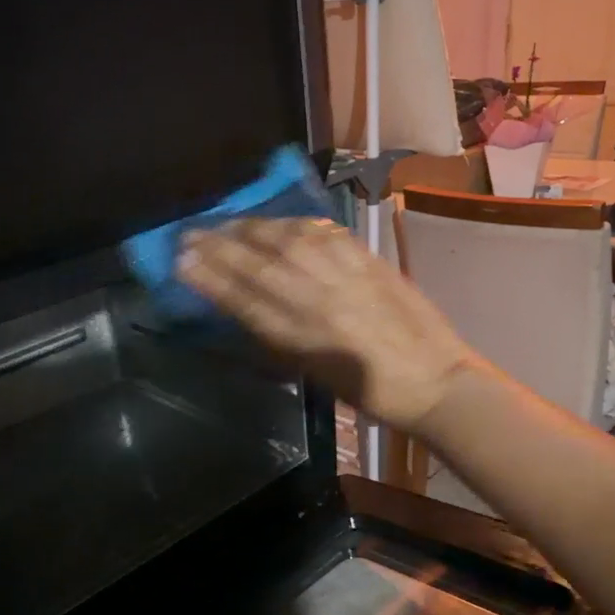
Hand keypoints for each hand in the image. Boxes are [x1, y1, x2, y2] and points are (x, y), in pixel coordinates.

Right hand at [179, 217, 476, 429]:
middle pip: (260, 264)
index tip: (180, 263)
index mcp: (303, 340)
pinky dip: (295, 225)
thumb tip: (244, 309)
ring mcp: (346, 276)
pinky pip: (324, 233)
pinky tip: (278, 222)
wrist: (433, 379)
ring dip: (251, 228)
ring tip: (226, 223)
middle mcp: (319, 302)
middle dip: (219, 247)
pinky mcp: (369, 260)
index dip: (210, 279)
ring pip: (288, 240)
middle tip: (190, 235)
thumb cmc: (369, 392)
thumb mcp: (314, 374)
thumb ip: (279, 339)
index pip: (245, 300)